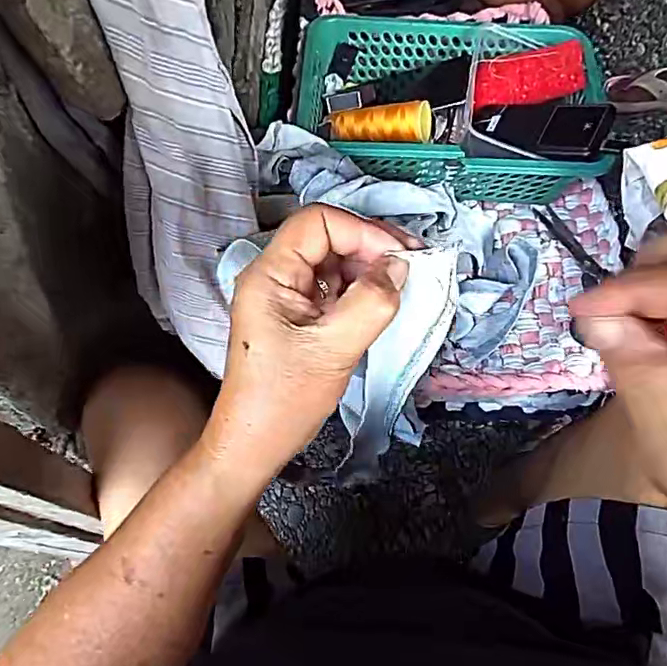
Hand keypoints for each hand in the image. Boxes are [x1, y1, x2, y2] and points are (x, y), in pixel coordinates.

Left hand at [205, 205, 418, 478]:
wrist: (255, 442)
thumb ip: (371, 303)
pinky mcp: (298, 316)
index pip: (319, 223)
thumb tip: (399, 268)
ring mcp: (286, 296)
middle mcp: (275, 276)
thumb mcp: (334, 349)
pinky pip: (333, 288)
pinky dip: (361, 289)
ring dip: (369, 267)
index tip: (398, 258)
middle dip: (371, 246)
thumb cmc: (283, 399)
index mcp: (270, 274)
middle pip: (328, 237)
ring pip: (334, 262)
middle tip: (411, 265)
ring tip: (401, 285)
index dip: (363, 232)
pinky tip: (382, 302)